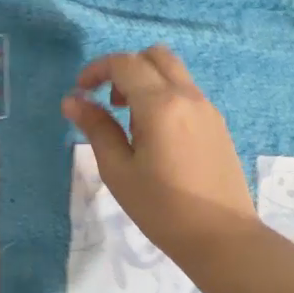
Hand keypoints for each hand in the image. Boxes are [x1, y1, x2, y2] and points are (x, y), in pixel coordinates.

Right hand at [61, 45, 260, 260]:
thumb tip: (73, 101)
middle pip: (155, 56)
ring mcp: (207, 109)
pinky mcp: (217, 125)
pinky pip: (186, 93)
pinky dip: (163, 97)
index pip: (125, 63)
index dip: (97, 70)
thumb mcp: (118, 171)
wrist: (221, 236)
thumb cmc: (161, 208)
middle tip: (108, 102)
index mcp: (160, 105)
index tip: (80, 92)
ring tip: (129, 124)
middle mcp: (188, 97)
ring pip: (174, 73)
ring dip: (145, 82)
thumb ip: (96, 129)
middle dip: (125, 68)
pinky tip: (154, 138)